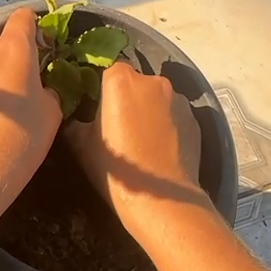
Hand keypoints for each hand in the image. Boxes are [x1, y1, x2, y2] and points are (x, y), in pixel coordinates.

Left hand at [0, 7, 60, 215]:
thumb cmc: (22, 134)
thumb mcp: (52, 110)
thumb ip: (47, 88)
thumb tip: (38, 89)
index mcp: (13, 47)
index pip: (23, 18)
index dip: (36, 28)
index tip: (44, 48)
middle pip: (3, 42)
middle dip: (16, 57)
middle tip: (29, 83)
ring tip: (9, 104)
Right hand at [64, 61, 211, 233]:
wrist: (161, 200)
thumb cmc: (115, 168)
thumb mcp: (81, 146)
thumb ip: (76, 123)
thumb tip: (76, 120)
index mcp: (121, 80)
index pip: (107, 71)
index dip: (101, 89)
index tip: (96, 109)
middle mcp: (153, 82)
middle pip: (135, 82)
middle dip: (126, 98)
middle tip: (117, 126)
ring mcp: (178, 100)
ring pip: (156, 98)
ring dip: (148, 111)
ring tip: (141, 140)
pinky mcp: (195, 120)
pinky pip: (174, 115)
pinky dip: (166, 125)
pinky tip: (159, 149)